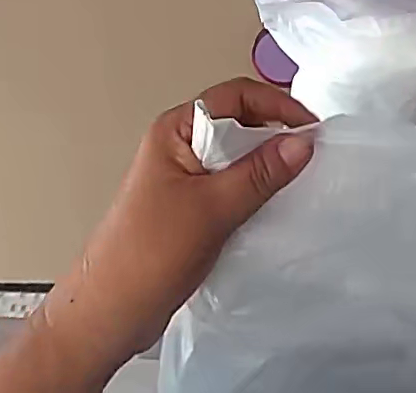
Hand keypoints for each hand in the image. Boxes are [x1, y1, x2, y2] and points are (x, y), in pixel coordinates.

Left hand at [0, 78, 315, 390]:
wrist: (105, 318)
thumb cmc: (145, 256)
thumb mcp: (211, 209)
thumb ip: (258, 174)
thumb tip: (301, 143)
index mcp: (175, 129)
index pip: (234, 96)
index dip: (275, 105)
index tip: (309, 126)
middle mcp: (179, 143)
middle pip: (237, 120)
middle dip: (274, 130)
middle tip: (309, 150)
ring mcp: (185, 174)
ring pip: (236, 152)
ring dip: (266, 160)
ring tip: (297, 175)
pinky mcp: (191, 202)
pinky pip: (232, 180)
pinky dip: (255, 185)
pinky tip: (274, 201)